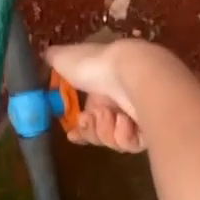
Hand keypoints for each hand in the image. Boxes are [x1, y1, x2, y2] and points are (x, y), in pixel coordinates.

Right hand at [47, 38, 156, 152]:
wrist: (135, 74)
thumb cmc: (98, 65)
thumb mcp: (67, 58)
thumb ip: (54, 59)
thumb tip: (47, 55)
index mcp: (105, 85)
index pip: (91, 114)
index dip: (81, 127)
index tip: (72, 134)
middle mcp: (122, 100)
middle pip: (100, 130)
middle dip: (92, 129)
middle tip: (90, 120)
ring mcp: (138, 115)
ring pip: (112, 139)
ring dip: (106, 129)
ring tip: (111, 116)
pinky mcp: (152, 131)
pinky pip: (129, 144)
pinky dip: (123, 134)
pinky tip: (125, 121)